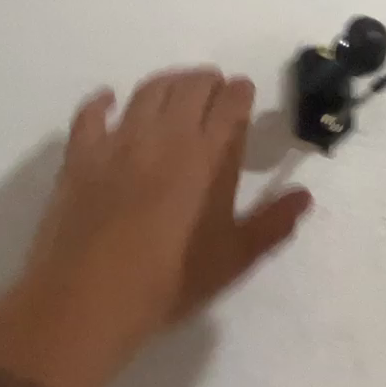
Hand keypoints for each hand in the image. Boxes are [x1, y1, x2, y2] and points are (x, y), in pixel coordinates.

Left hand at [19, 69, 312, 361]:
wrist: (84, 305)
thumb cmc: (168, 281)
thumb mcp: (233, 259)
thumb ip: (272, 224)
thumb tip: (305, 196)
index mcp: (209, 154)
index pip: (232, 100)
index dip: (241, 92)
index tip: (244, 98)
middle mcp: (167, 135)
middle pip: (192, 84)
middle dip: (209, 81)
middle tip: (215, 93)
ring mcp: (120, 142)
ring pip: (149, 89)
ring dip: (168, 82)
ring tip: (176, 92)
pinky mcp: (80, 157)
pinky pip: (91, 113)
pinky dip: (103, 101)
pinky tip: (109, 101)